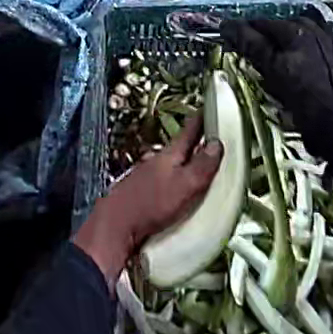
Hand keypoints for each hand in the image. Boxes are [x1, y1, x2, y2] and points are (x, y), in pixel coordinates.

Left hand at [75, 115, 222, 280]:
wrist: (115, 226)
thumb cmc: (152, 203)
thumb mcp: (185, 186)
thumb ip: (202, 166)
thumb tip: (217, 143)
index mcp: (170, 154)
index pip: (189, 131)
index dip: (200, 119)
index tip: (208, 106)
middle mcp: (158, 161)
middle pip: (181, 147)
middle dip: (195, 142)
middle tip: (211, 137)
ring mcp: (149, 176)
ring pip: (173, 164)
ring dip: (187, 163)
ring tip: (200, 166)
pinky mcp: (144, 193)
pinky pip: (166, 180)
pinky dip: (177, 180)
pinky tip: (181, 191)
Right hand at [220, 17, 332, 158]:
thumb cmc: (306, 105)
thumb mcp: (273, 73)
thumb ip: (253, 46)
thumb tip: (231, 27)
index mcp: (296, 34)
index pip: (264, 24)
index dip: (248, 30)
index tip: (237, 36)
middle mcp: (319, 33)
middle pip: (291, 25)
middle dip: (276, 33)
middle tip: (265, 49)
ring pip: (317, 30)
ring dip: (305, 37)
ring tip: (295, 52)